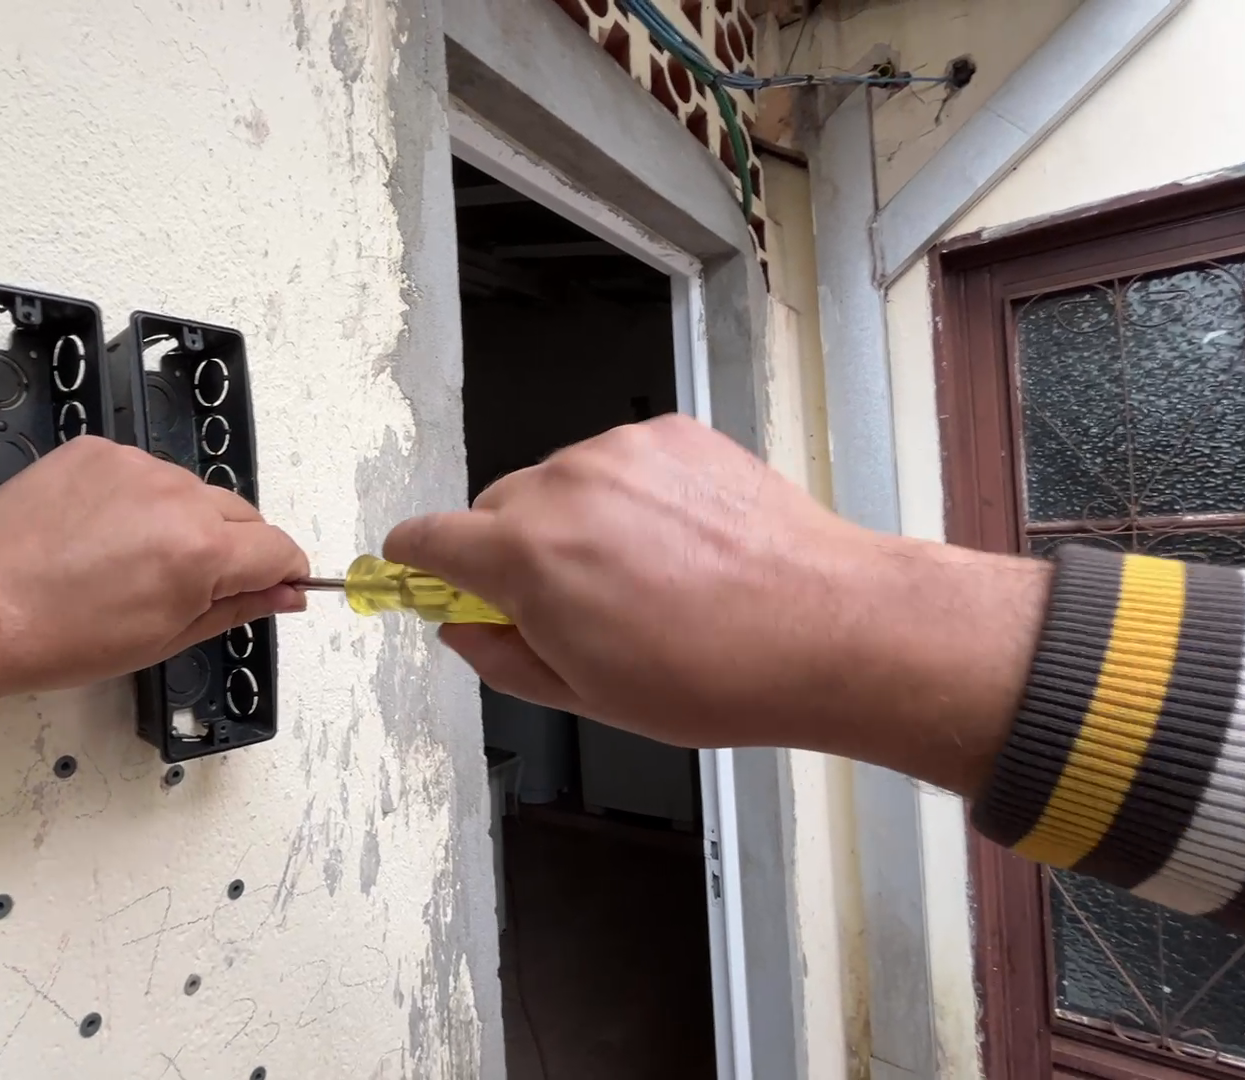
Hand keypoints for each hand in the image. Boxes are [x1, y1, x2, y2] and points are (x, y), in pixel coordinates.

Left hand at [0, 436, 307, 732]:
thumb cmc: (60, 638)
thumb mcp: (166, 638)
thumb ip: (239, 608)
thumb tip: (287, 596)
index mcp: (199, 551)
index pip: (279, 548)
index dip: (287, 571)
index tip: (281, 584)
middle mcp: (176, 495)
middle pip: (243, 515)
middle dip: (237, 549)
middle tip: (194, 584)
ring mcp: (133, 464)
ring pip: (195, 492)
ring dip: (188, 522)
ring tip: (137, 559)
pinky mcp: (96, 449)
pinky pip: (147, 472)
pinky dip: (144, 500)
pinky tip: (107, 532)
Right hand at [383, 414, 1048, 794]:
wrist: (831, 627)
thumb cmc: (709, 675)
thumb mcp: (581, 692)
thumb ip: (496, 654)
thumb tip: (457, 625)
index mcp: (525, 554)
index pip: (426, 538)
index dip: (413, 561)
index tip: (417, 571)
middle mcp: (561, 484)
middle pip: (490, 510)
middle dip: (504, 552)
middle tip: (560, 599)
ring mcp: (617, 449)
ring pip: (552, 483)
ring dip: (565, 522)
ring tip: (633, 571)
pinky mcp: (667, 431)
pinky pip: (611, 461)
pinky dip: (619, 495)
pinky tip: (670, 538)